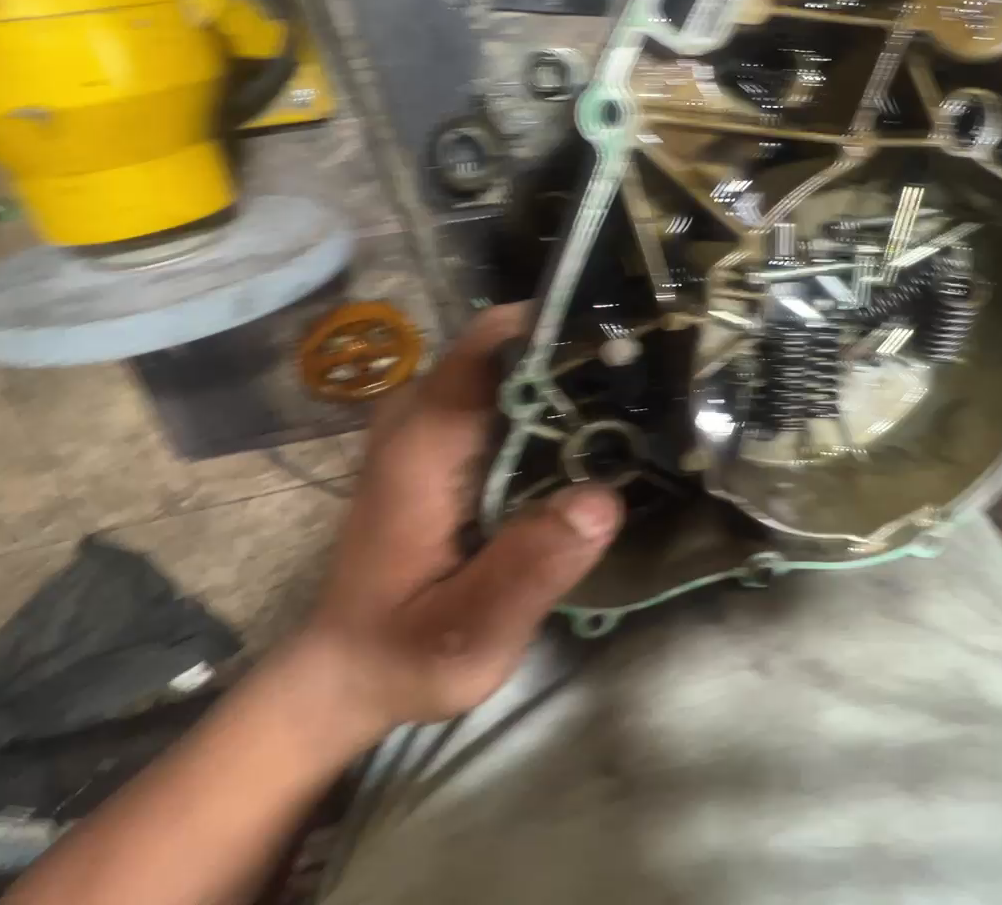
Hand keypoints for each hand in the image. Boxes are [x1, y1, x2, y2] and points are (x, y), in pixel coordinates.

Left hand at [290, 304, 622, 734]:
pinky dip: (546, 408)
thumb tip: (604, 498)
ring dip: (566, 381)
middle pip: (507, 349)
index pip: (491, 345)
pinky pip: (498, 400)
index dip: (560, 330)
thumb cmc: (406, 653)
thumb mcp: (471, 632)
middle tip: (652, 387)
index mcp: (424, 445)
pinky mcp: (436, 449)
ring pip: (505, 371)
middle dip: (577, 356)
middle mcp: (418, 418)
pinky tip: (591, 440)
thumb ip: (529, 568)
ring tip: (636, 408)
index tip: (630, 345)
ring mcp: (423, 429)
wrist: (349, 670)